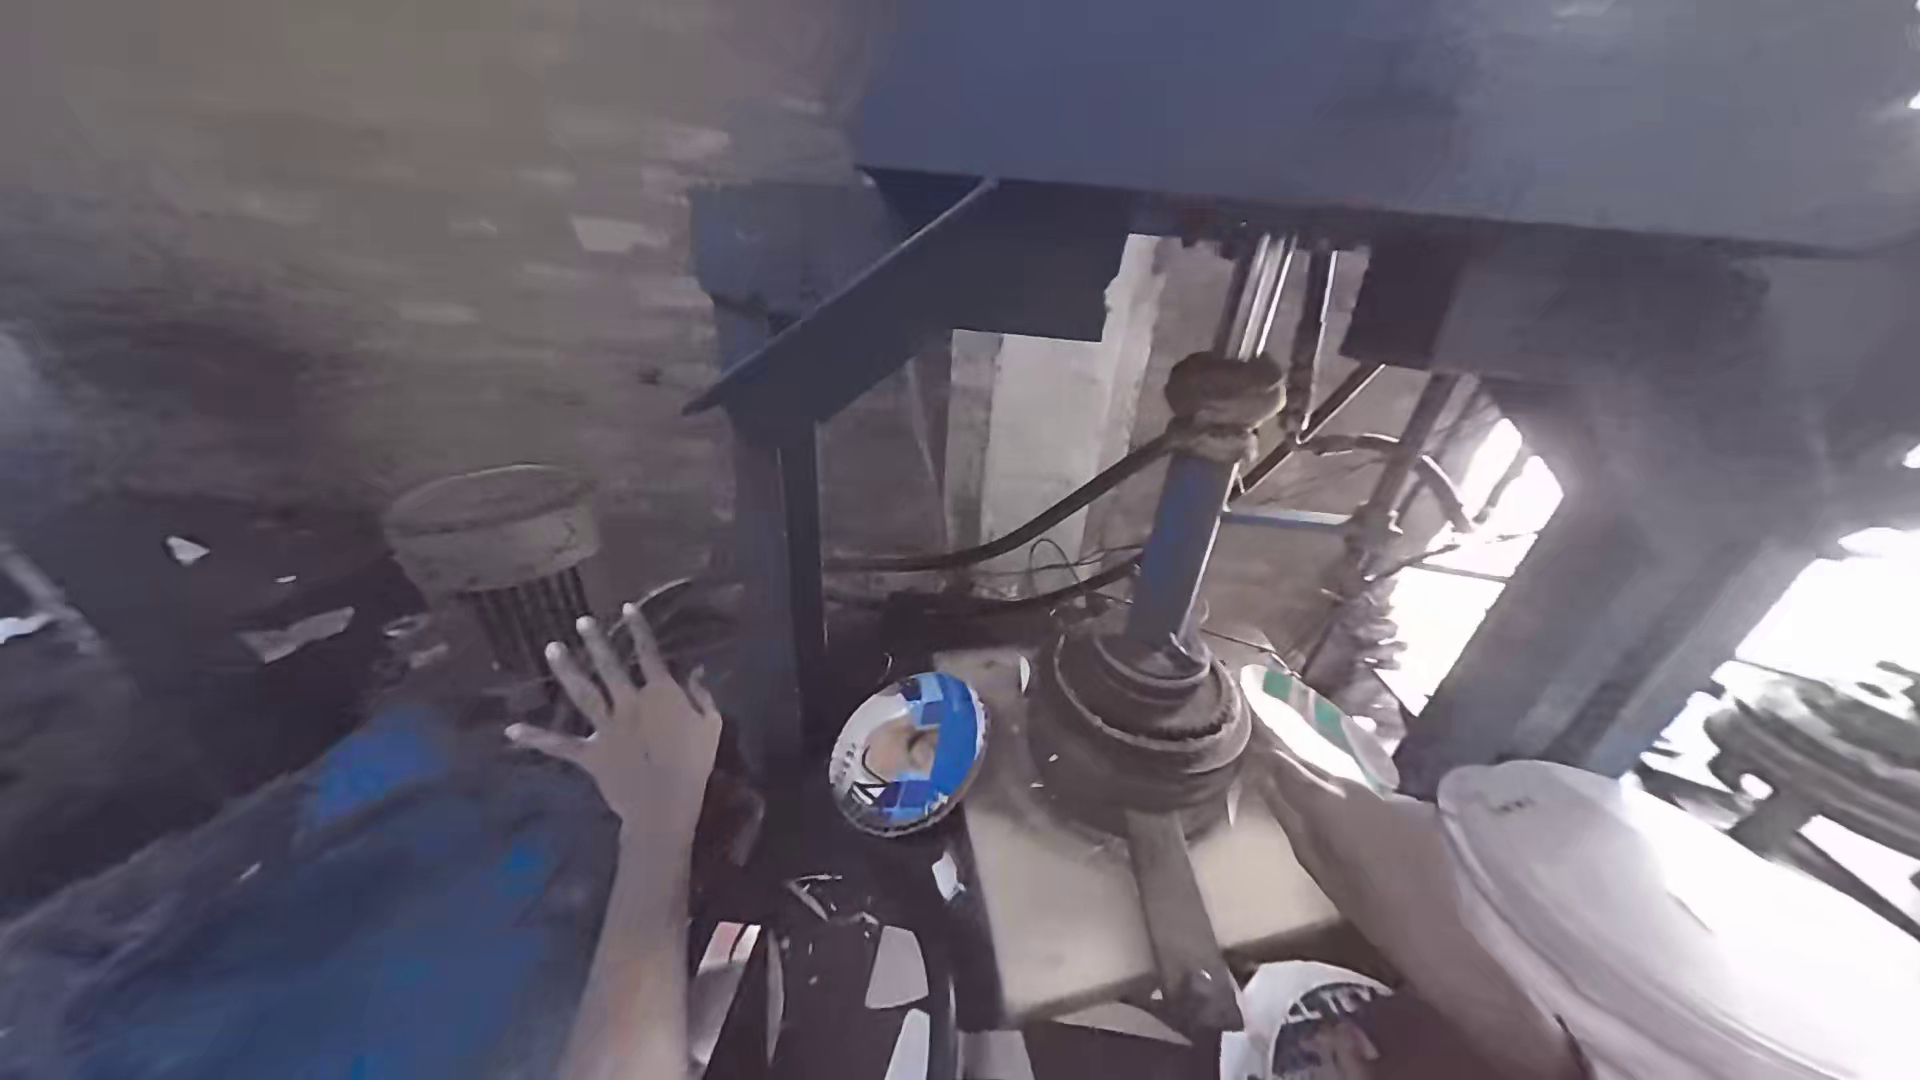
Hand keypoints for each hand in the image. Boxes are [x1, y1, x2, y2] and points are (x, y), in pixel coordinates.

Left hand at [507, 603, 721, 841]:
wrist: (665, 804)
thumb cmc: (695, 761)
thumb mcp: (712, 723)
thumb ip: (701, 695)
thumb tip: (694, 671)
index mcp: (661, 693)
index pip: (650, 653)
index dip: (639, 629)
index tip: (627, 608)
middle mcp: (630, 702)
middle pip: (610, 666)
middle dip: (597, 641)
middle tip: (582, 621)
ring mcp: (607, 727)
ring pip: (583, 693)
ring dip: (567, 670)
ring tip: (552, 647)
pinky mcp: (590, 753)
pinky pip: (560, 745)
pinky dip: (536, 738)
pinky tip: (512, 729)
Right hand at [1248, 733, 1581, 1078]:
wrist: (1477, 945)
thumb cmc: (1389, 915)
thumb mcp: (1329, 876)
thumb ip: (1296, 826)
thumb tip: (1268, 785)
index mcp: (1331, 804)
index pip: (1285, 764)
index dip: (1264, 747)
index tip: (1245, 731)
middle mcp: (1357, 790)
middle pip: (1312, 764)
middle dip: (1287, 753)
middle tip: (1261, 741)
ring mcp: (1386, 797)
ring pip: (1337, 777)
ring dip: (1313, 771)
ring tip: (1288, 768)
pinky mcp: (1407, 810)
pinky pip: (1359, 792)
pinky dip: (1340, 791)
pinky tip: (1332, 798)